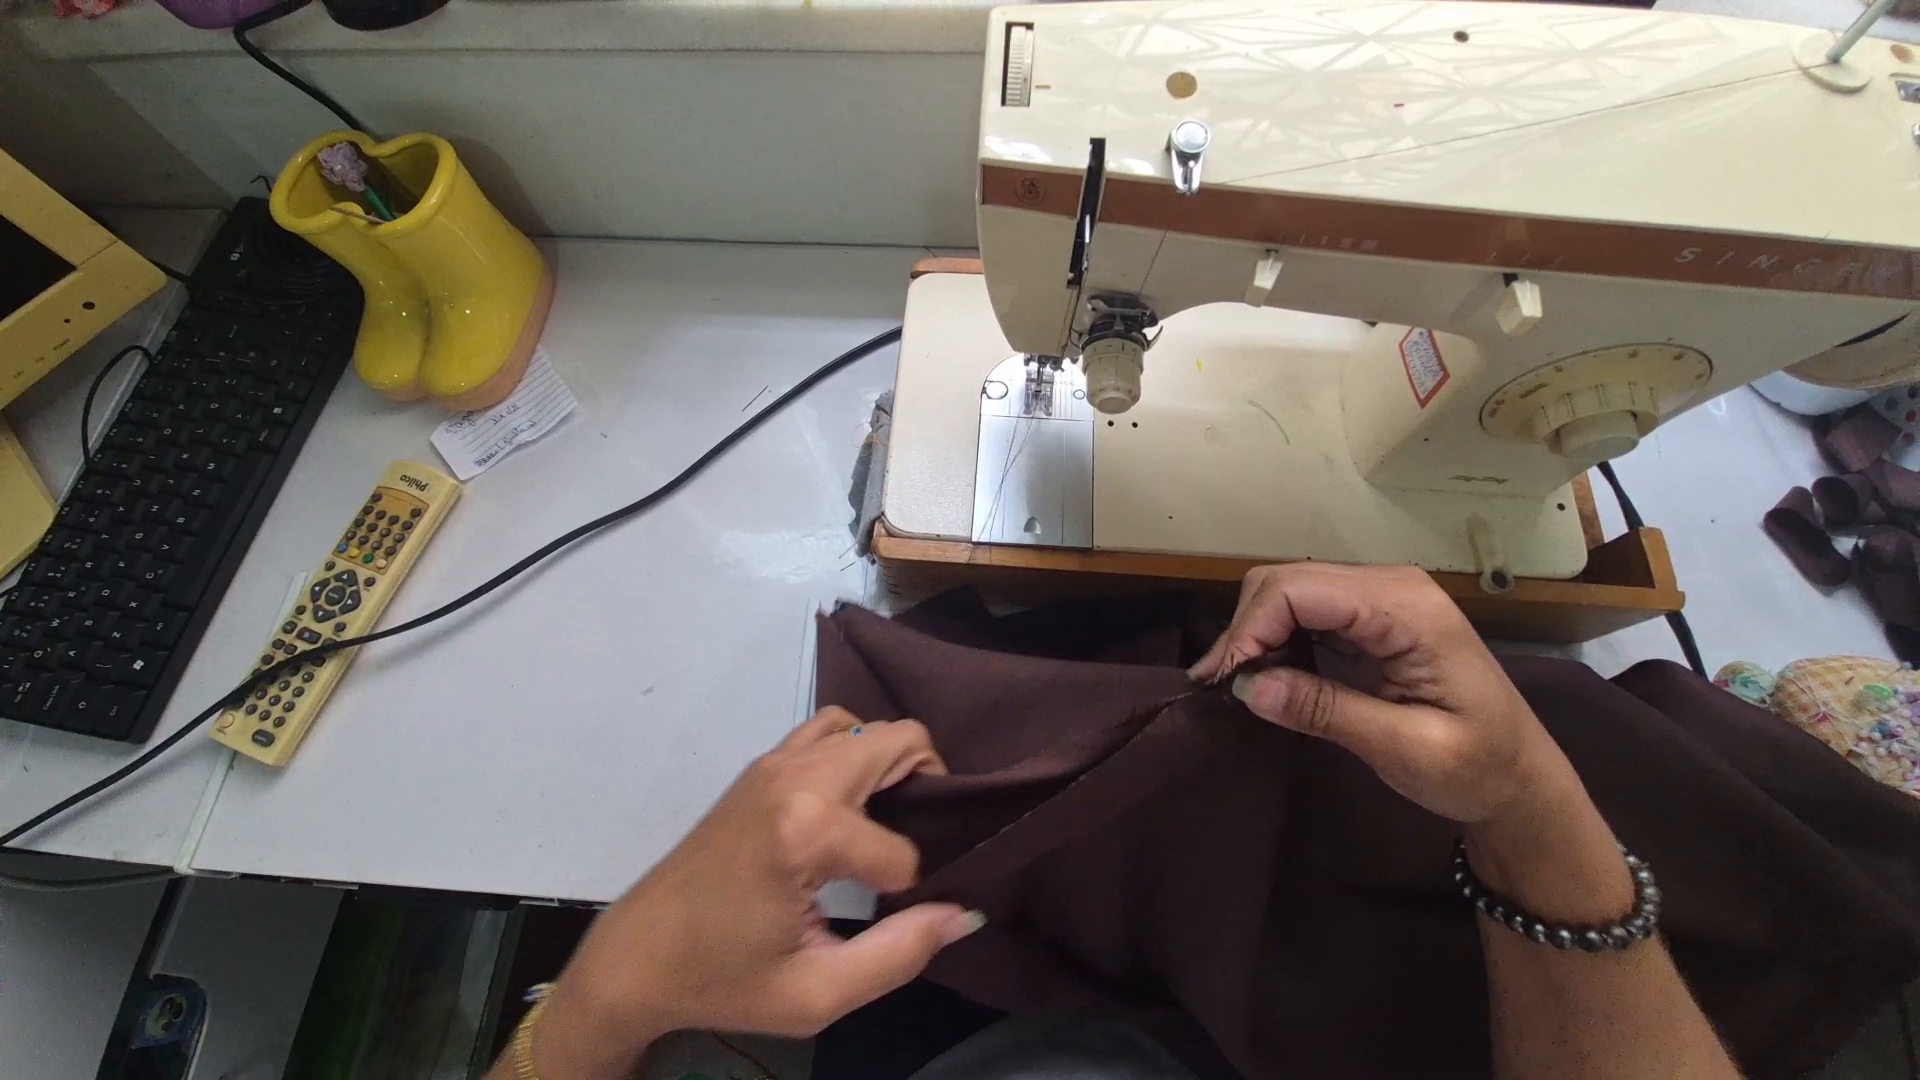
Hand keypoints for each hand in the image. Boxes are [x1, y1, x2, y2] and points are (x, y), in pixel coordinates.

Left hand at [525, 708, 984, 1079]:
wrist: (637, 954)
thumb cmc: (723, 978)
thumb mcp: (815, 993)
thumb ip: (900, 954)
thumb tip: (964, 913)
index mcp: (807, 830)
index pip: (900, 849)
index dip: (909, 888)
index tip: (889, 914)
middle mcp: (798, 776)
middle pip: (902, 742)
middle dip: (927, 790)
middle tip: (917, 843)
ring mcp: (777, 760)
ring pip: (867, 725)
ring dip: (891, 762)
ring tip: (888, 817)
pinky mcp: (764, 763)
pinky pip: (831, 728)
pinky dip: (857, 750)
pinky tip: (850, 801)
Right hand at [1189, 562, 1559, 827]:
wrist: (1523, 780)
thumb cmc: (1479, 770)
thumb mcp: (1407, 750)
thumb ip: (1327, 711)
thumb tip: (1245, 687)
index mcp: (1408, 609)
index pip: (1299, 589)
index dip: (1250, 628)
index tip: (1222, 680)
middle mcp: (1390, 586)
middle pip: (1285, 580)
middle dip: (1245, 628)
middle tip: (1221, 684)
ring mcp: (1379, 596)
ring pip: (1286, 589)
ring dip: (1253, 632)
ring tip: (1235, 682)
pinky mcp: (1368, 615)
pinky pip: (1302, 608)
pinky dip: (1272, 636)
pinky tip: (1264, 672)